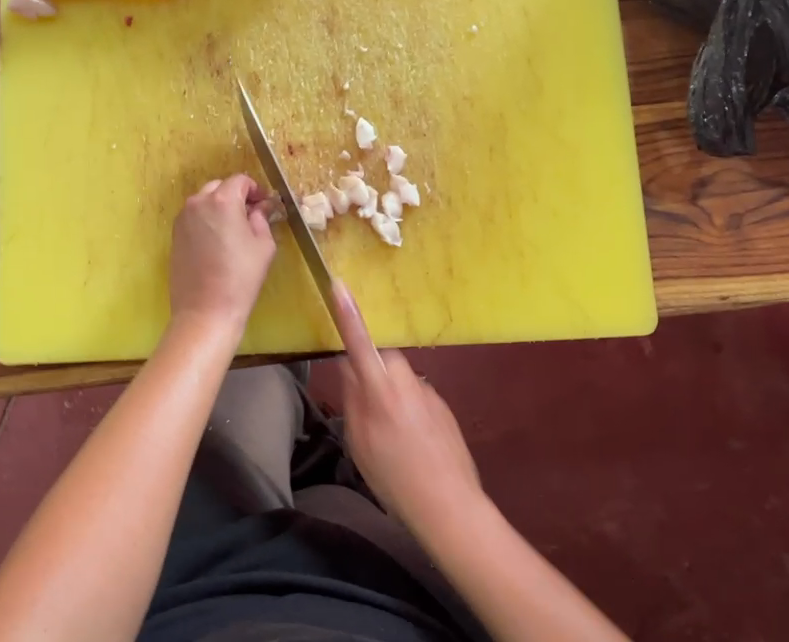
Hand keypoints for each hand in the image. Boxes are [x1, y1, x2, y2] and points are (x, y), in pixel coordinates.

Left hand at [168, 174, 276, 331]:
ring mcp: (182, 219)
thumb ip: (261, 219)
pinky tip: (217, 242)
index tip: (263, 204)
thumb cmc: (241, 277)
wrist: (205, 310)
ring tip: (233, 229)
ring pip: (204, 202)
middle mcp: (198, 203)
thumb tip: (257, 210)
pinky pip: (193, 217)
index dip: (254, 189)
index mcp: (222, 201)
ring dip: (219, 207)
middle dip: (235, 196)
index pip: (240, 181)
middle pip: (219, 187)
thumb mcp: (263, 246)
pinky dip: (206, 220)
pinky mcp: (174, 235)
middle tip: (250, 215)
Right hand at [332, 277, 484, 532]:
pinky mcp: (444, 407)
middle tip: (362, 404)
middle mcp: (406, 381)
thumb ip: (352, 398)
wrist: (449, 504)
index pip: (359, 341)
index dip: (347, 313)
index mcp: (380, 389)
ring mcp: (429, 392)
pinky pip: (416, 396)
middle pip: (383, 358)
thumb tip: (349, 366)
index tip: (339, 284)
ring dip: (390, 392)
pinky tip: (410, 443)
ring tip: (388, 435)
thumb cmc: (393, 476)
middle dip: (371, 369)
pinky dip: (408, 410)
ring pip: (399, 378)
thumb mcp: (359, 441)